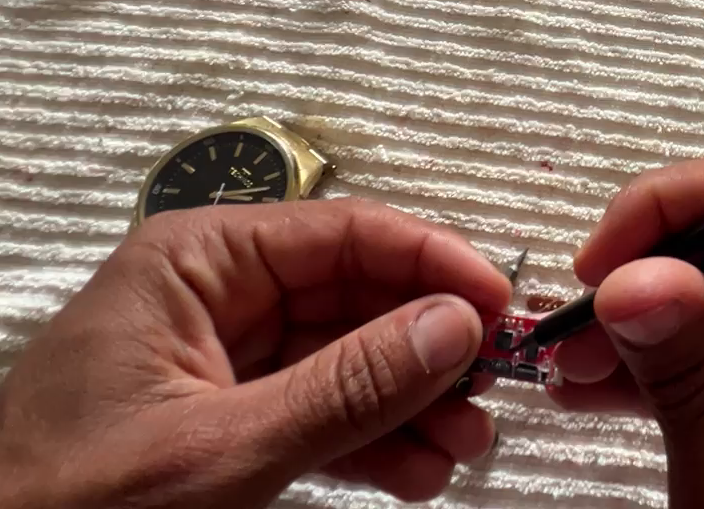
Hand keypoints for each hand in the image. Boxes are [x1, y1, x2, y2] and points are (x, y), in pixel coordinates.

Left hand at [0, 199, 512, 507]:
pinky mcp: (228, 414)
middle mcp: (223, 289)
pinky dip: (371, 438)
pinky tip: (416, 470)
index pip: (349, 232)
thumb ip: (349, 386)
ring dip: (412, 398)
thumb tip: (462, 323)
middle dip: (428, 344)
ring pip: (349, 354)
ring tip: (465, 445)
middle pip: (358, 294)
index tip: (500, 305)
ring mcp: (228, 354)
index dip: (434, 261)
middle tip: (492, 388)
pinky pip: (321, 406)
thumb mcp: (217, 452)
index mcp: (203, 258)